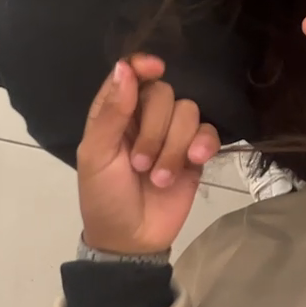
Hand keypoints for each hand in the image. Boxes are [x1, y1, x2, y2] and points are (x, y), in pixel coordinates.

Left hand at [77, 55, 220, 255]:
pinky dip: (204, 144)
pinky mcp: (196, 153)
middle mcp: (146, 117)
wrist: (132, 240)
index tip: (155, 69)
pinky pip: (209, 132)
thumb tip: (124, 67)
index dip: (143, 66)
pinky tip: (194, 162)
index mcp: (116, 112)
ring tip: (160, 178)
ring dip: (174, 147)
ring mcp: (173, 134)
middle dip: (155, 130)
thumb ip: (111, 112)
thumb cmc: (104, 196)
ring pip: (188, 112)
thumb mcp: (96, 155)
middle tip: (140, 164)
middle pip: (164, 93)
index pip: (131, 73)